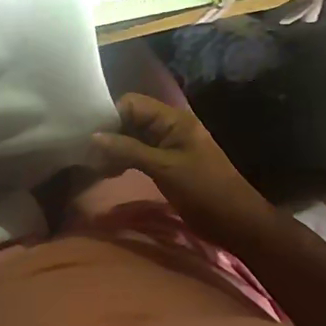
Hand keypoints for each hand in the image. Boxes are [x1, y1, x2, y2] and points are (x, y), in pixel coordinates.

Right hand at [87, 93, 273, 241]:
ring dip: (113, 149)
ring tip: (95, 165)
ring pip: (132, 137)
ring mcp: (168, 145)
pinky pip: (138, 153)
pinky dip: (123, 160)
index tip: (89, 135)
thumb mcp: (164, 167)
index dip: (110, 115)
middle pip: (130, 118)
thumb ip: (128, 150)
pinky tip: (108, 172)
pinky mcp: (165, 163)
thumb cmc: (204, 190)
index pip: (132, 103)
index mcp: (174, 119)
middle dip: (109, 133)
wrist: (237, 223)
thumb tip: (93, 136)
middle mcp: (169, 127)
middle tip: (87, 153)